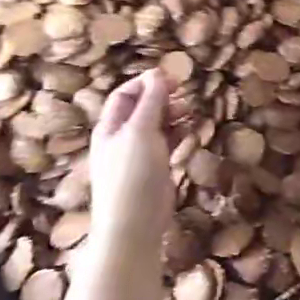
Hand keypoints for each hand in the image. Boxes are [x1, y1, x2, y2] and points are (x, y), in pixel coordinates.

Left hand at [89, 70, 172, 249]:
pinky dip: (176, 135)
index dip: (145, 83)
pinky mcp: (153, 172)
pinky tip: (190, 130)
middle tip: (185, 92)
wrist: (133, 225)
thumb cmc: (132, 173)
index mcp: (109, 127)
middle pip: (140, 109)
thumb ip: (151, 102)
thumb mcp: (141, 131)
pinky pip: (164, 145)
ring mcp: (136, 157)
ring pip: (154, 127)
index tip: (171, 77)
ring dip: (171, 115)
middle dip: (161, 98)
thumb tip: (158, 74)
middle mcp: (120, 139)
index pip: (124, 95)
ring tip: (190, 110)